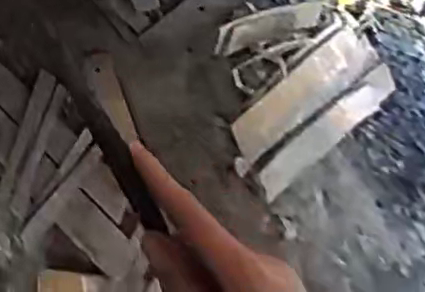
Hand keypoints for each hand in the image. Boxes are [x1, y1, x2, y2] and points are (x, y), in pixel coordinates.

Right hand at [132, 142, 303, 291]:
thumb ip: (181, 284)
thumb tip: (154, 238)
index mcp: (250, 271)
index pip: (194, 214)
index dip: (160, 180)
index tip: (135, 147)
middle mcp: (270, 265)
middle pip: (208, 242)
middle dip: (180, 249)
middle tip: (156, 264)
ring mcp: (285, 280)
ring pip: (225, 262)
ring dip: (201, 273)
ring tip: (186, 288)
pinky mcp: (289, 291)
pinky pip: (244, 279)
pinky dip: (221, 284)